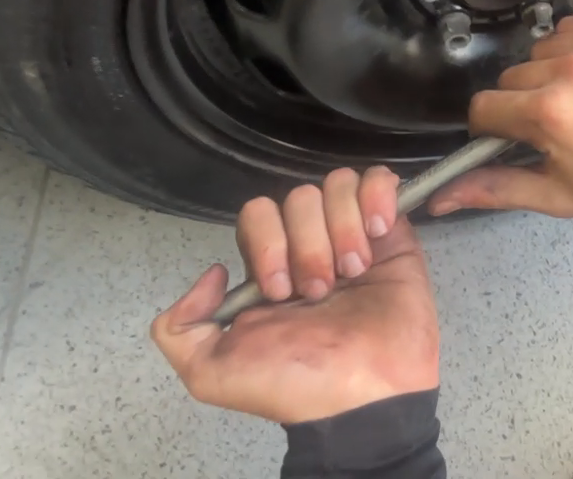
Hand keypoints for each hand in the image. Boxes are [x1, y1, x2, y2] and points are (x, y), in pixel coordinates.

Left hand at [150, 167, 439, 423]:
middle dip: (310, 245)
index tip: (282, 292)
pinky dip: (377, 195)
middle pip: (300, 197)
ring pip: (339, 184)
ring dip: (344, 228)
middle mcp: (311, 242)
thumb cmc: (296, 381)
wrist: (365, 394)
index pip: (258, 213)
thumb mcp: (213, 373)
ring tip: (357, 271)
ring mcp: (354, 232)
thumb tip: (213, 272)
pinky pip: (380, 179)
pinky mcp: (392, 230)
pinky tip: (379, 231)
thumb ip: (180, 328)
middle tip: (322, 290)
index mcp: (272, 265)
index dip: (268, 244)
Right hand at [429, 14, 572, 217]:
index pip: (484, 106)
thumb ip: (495, 188)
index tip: (514, 134)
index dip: (494, 125)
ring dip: (552, 71)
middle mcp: (571, 69)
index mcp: (550, 112)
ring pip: (542, 50)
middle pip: (513, 76)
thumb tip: (440, 197)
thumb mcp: (558, 194)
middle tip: (559, 121)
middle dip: (526, 100)